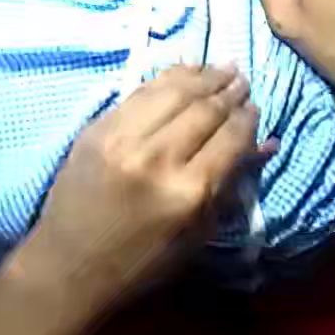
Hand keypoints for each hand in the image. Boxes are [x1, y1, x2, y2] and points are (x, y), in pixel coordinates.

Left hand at [11, 65, 260, 333]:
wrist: (69, 266)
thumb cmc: (142, 262)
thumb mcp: (198, 234)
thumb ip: (231, 184)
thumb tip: (265, 143)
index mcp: (188, 192)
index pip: (230, 138)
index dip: (248, 119)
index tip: (255, 108)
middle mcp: (157, 157)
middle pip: (204, 109)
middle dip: (229, 91)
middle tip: (242, 81)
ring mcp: (122, 138)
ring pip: (172, 91)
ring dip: (202, 76)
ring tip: (221, 68)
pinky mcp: (97, 128)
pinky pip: (140, 92)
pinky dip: (166, 77)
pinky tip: (186, 69)